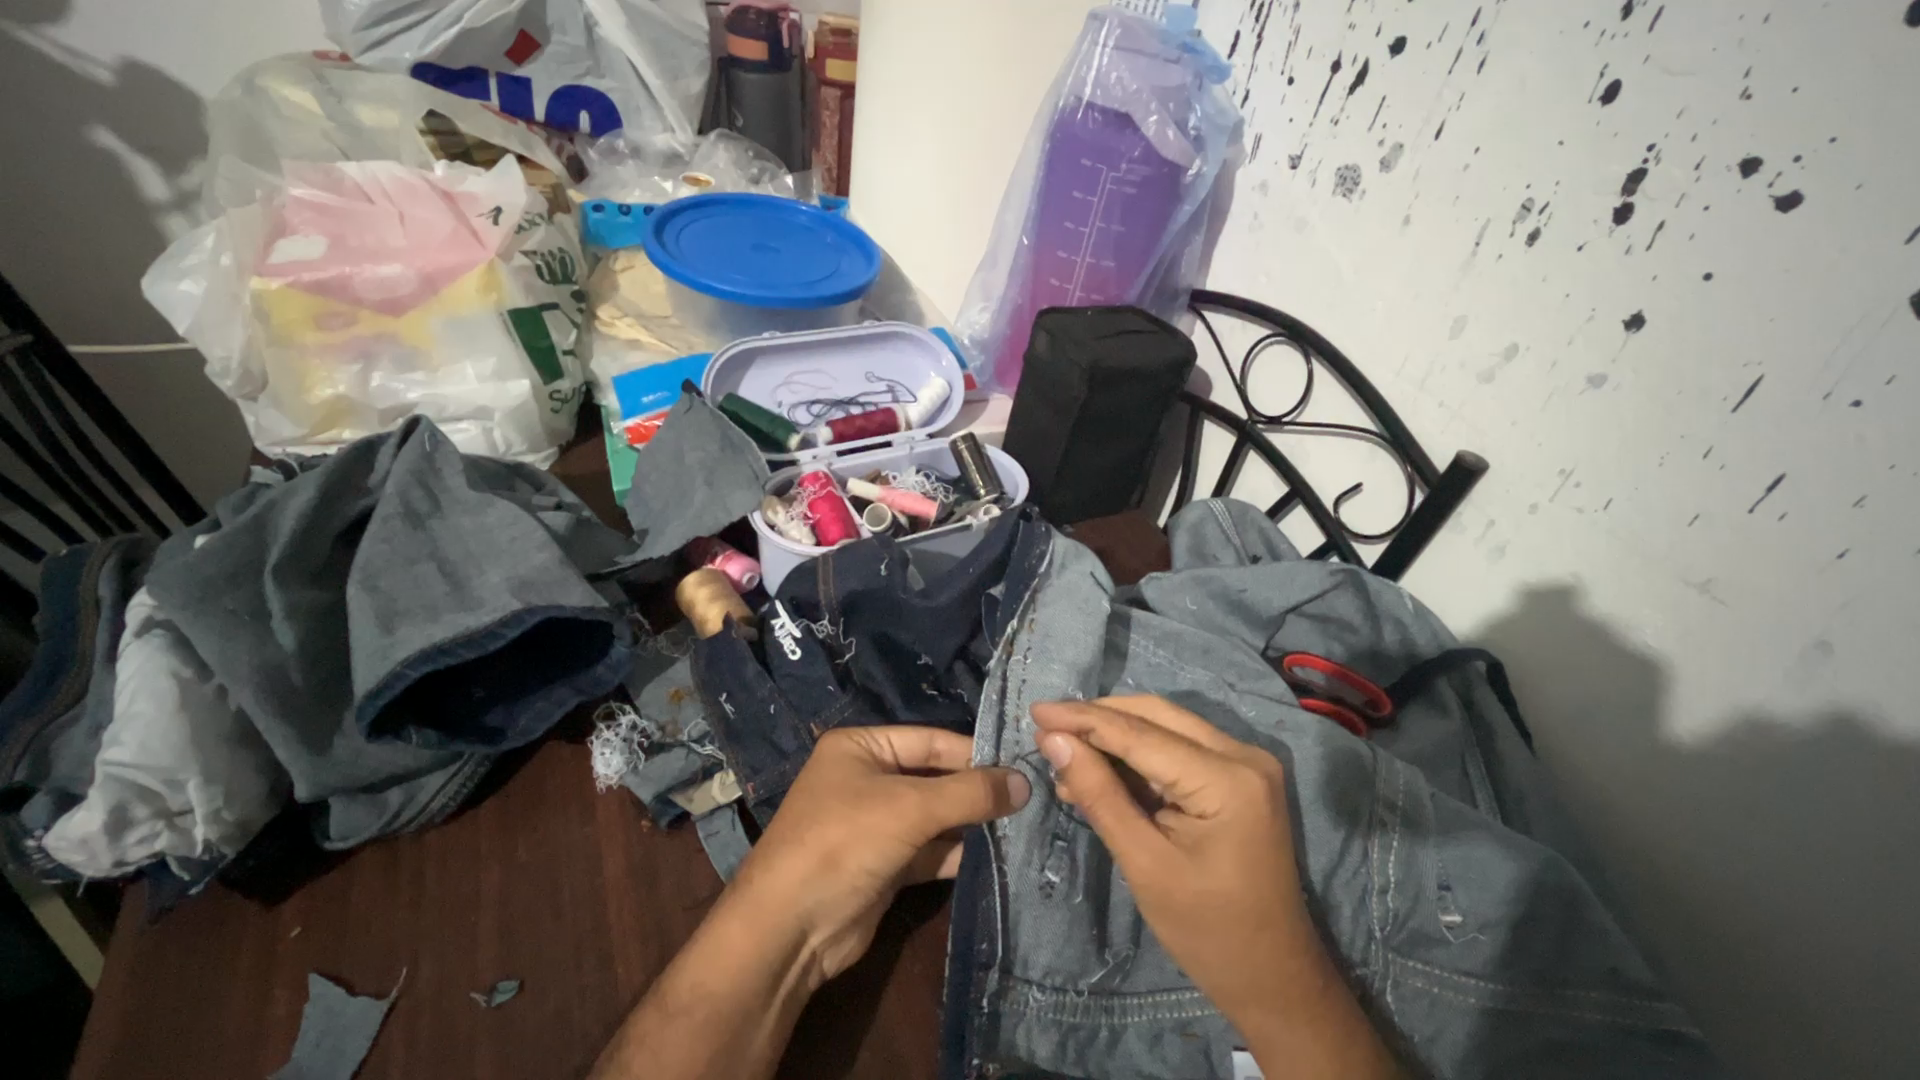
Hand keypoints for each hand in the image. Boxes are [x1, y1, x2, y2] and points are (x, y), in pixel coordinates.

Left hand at [728, 726, 1030, 986]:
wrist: (791, 928)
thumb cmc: (845, 842)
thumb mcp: (910, 807)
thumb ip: (970, 793)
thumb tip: (1025, 782)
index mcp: (860, 748)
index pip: (930, 740)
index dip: (975, 752)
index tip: (1023, 765)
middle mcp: (865, 780)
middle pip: (934, 778)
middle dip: (976, 790)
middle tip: (1031, 797)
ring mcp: (874, 825)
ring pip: (934, 817)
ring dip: (972, 824)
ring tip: (1024, 825)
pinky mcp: (883, 866)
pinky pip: (929, 851)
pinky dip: (958, 854)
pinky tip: (997, 856)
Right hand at [1031, 697, 1316, 1022]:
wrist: (1272, 977)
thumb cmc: (1207, 929)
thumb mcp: (1144, 862)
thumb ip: (1099, 794)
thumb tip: (1054, 740)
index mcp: (1227, 778)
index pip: (1140, 732)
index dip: (1083, 719)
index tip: (1035, 710)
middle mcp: (1243, 755)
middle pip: (1156, 715)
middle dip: (1098, 718)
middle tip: (1046, 726)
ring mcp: (1246, 764)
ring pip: (1166, 727)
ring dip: (1115, 736)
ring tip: (1063, 755)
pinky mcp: (1240, 778)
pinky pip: (1179, 750)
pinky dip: (1137, 757)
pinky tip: (1099, 772)